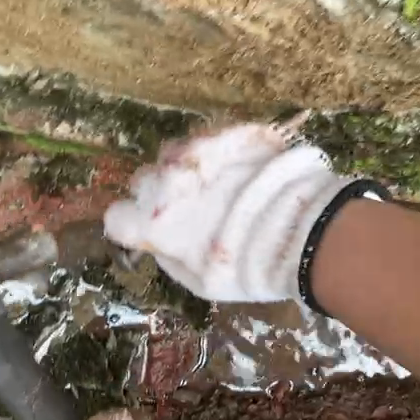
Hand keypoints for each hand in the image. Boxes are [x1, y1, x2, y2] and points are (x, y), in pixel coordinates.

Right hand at [103, 122, 361, 303]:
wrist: (303, 230)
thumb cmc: (249, 268)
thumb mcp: (202, 284)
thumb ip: (171, 260)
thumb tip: (161, 245)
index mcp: (156, 223)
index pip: (116, 218)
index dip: (131, 225)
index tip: (152, 231)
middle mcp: (168, 182)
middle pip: (144, 182)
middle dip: (159, 196)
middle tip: (191, 212)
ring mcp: (198, 152)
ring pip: (174, 154)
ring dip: (185, 170)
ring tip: (216, 188)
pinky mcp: (230, 135)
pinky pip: (210, 139)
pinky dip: (217, 154)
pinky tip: (240, 171)